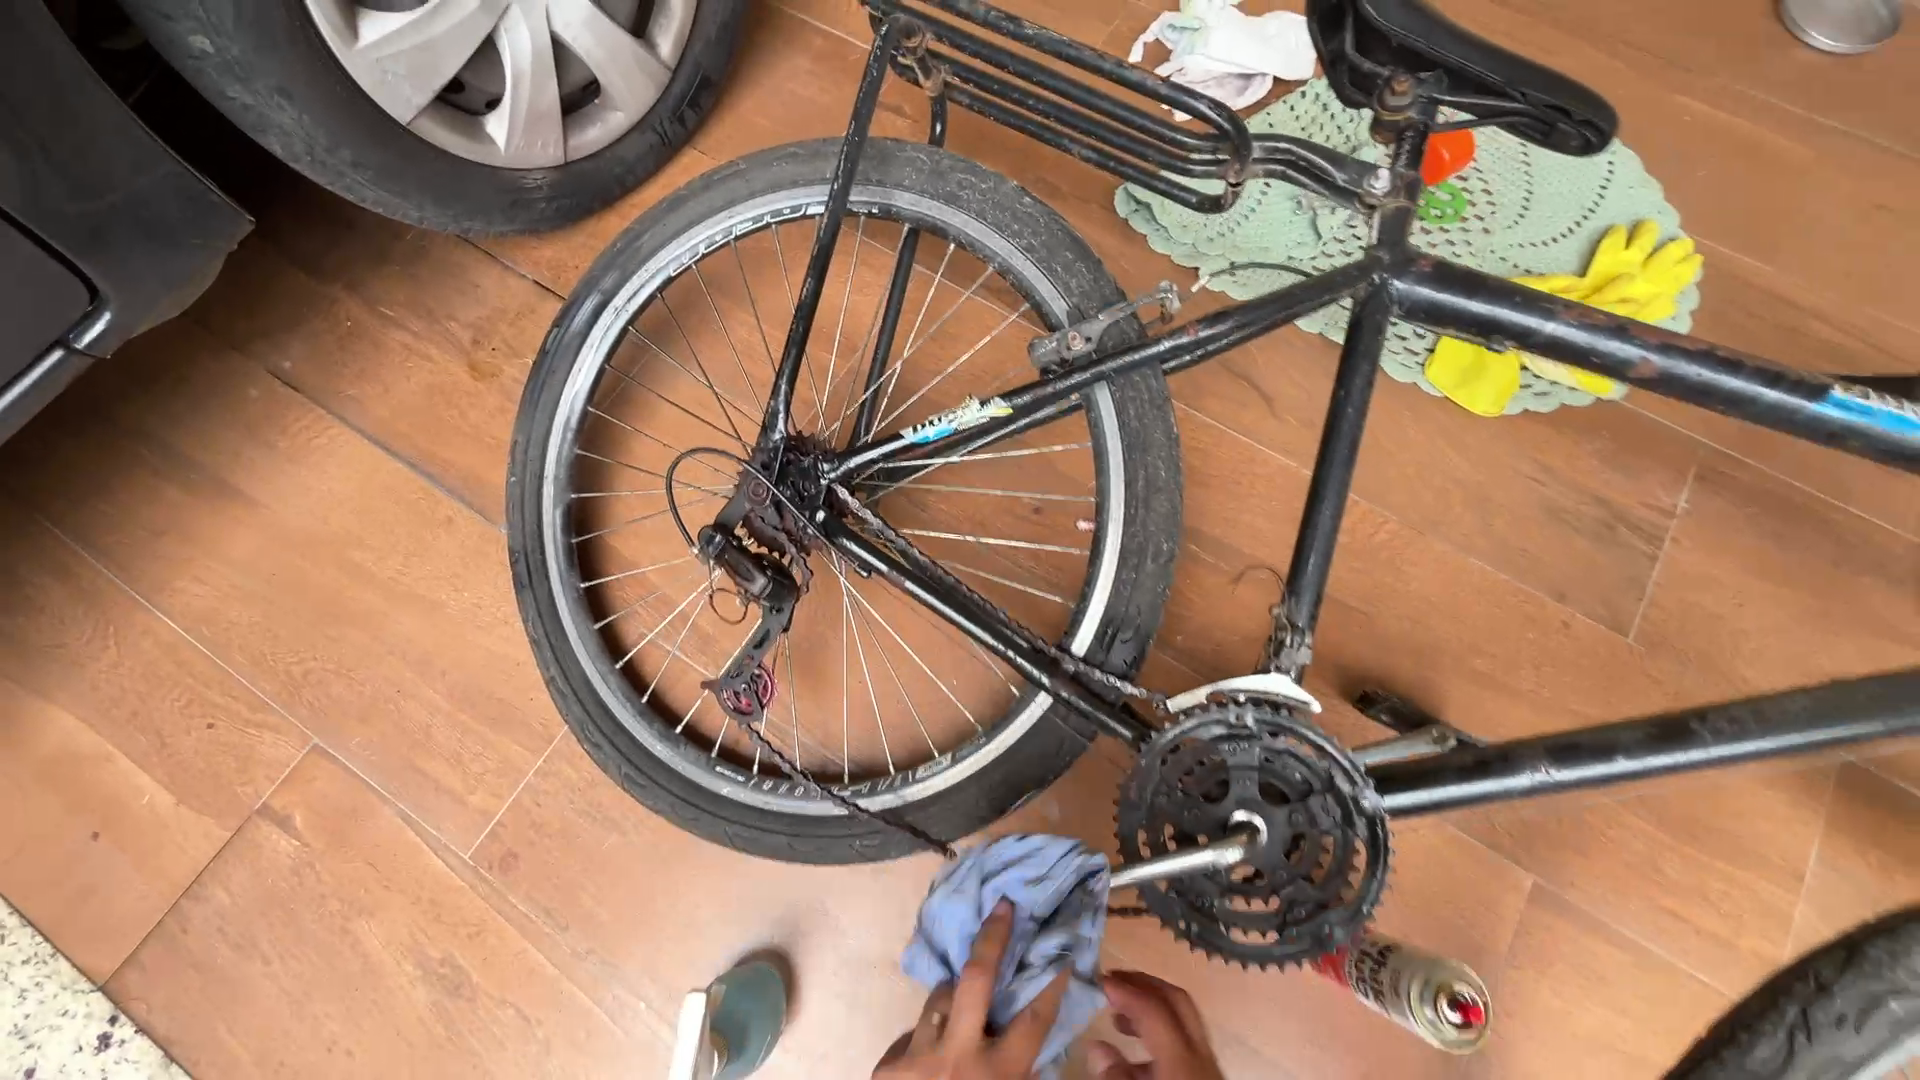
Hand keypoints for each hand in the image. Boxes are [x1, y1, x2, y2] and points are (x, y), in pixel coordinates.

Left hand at [873, 902, 1069, 1078]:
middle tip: (1003, 905)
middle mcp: (958, 1057)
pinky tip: (929, 1061)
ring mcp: (918, 1058)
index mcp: (998, 1073)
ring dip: (952, 999)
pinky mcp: (887, 1067)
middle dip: (992, 937)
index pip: (1035, 1019)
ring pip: (939, 999)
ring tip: (959, 1012)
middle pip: (976, 978)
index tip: (1063, 952)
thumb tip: (1028, 1033)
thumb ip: (1018, 1069)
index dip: (1052, 983)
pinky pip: (913, 1035)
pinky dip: (925, 1041)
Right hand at [1085, 972, 1225, 1079]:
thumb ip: (1117, 1075)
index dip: (1125, 990)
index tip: (1099, 979)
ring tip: (1118, 1014)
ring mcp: (1209, 1064)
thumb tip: (1096, 1046)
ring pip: (1184, 1019)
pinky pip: (1185, 1042)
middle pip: (1177, 1000)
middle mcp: (1201, 1053)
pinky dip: (1160, 1034)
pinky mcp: (1208, 1075)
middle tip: (1113, 980)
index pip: (1155, 1008)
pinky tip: (1137, 1051)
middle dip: (1143, 984)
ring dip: (1151, 1007)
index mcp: (1183, 1058)